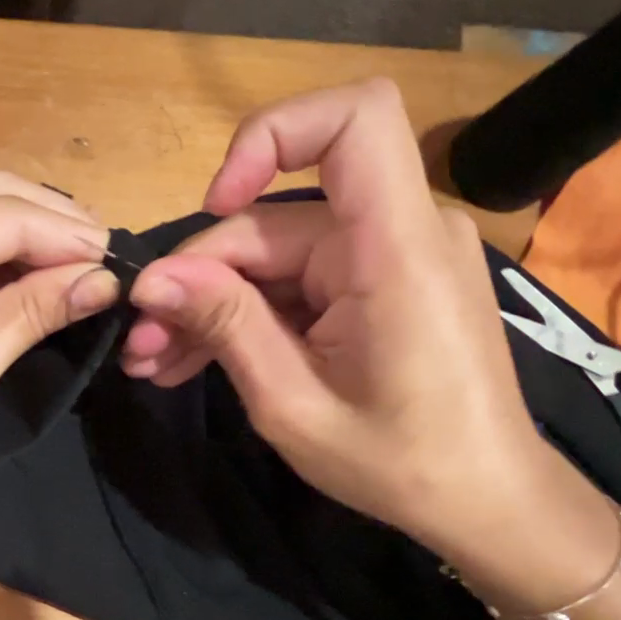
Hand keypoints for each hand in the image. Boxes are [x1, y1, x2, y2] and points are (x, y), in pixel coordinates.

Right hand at [116, 79, 570, 551]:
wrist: (479, 499)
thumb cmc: (396, 462)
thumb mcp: (291, 403)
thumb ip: (227, 326)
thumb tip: (152, 279)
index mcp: (395, 250)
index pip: (353, 120)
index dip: (271, 137)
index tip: (214, 206)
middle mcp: (398, 233)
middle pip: (273, 220)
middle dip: (197, 276)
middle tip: (140, 344)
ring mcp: (386, 259)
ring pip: (271, 257)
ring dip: (208, 304)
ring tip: (152, 362)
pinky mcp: (374, 286)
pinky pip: (294, 284)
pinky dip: (243, 317)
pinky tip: (188, 361)